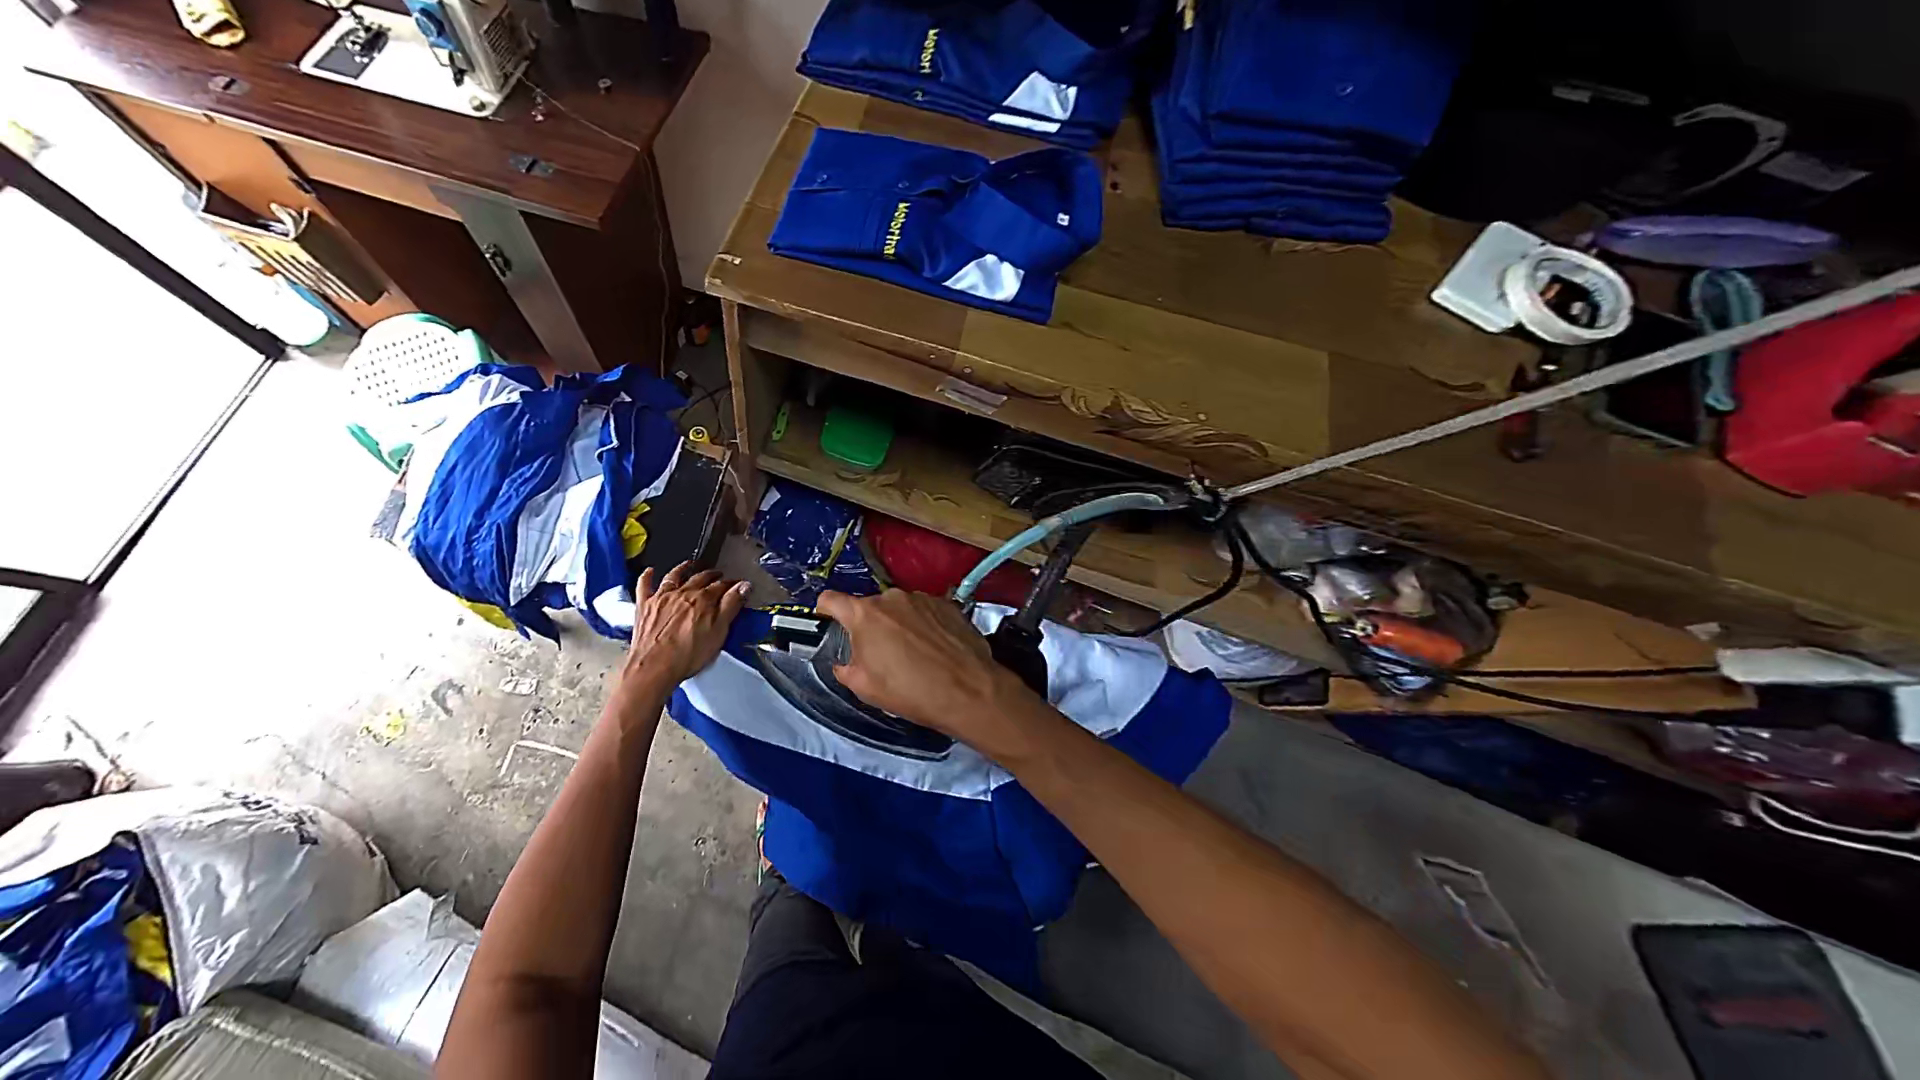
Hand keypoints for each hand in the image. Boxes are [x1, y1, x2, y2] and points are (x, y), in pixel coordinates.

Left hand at [618, 562, 749, 695]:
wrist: (654, 667)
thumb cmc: (686, 655)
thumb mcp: (719, 631)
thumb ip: (732, 606)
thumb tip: (743, 586)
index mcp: (703, 599)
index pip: (722, 586)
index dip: (732, 584)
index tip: (738, 585)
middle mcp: (682, 594)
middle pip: (700, 578)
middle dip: (711, 575)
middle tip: (718, 575)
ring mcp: (662, 598)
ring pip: (674, 576)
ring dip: (683, 568)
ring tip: (690, 565)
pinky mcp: (645, 606)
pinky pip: (644, 585)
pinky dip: (647, 576)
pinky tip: (649, 571)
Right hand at [815, 590, 1050, 760]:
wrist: (967, 690)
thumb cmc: (912, 691)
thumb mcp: (864, 687)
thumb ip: (846, 667)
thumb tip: (846, 663)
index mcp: (865, 614)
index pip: (832, 599)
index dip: (826, 609)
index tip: (827, 617)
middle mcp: (892, 598)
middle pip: (870, 607)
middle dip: (870, 626)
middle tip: (880, 654)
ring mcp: (922, 598)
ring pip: (899, 609)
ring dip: (899, 625)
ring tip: (912, 655)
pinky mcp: (947, 604)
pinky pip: (925, 611)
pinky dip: (923, 625)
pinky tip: (932, 649)